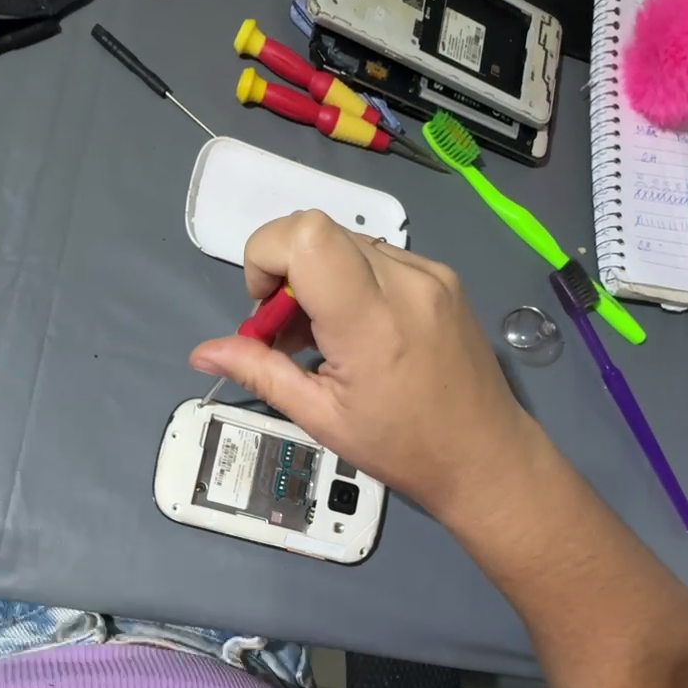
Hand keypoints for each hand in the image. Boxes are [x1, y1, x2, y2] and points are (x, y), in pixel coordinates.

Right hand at [189, 211, 539, 519]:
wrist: (485, 456)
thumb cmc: (401, 448)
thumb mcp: (322, 418)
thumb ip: (261, 373)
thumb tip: (202, 352)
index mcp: (371, 321)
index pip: (306, 234)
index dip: (267, 254)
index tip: (266, 307)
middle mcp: (406, 281)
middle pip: (321, 231)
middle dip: (287, 271)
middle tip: (292, 333)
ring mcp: (431, 274)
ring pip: (349, 243)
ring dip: (320, 278)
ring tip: (328, 338)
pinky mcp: (444, 277)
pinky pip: (380, 257)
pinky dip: (354, 282)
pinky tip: (362, 332)